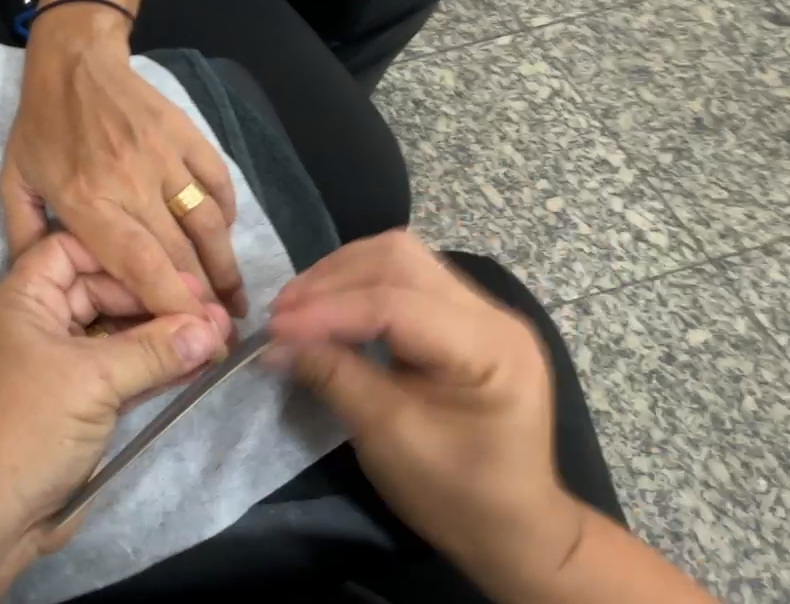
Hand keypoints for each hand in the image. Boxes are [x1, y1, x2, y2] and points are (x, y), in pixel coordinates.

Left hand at [0, 6, 244, 328]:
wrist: (73, 63)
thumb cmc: (41, 127)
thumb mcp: (14, 183)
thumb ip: (25, 237)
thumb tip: (45, 287)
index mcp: (86, 200)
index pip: (138, 263)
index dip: (170, 305)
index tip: (193, 336)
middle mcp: (131, 182)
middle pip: (180, 253)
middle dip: (204, 300)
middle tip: (218, 334)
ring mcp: (164, 156)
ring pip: (208, 223)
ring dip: (225, 266)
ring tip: (234, 301)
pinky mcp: (186, 135)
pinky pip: (218, 183)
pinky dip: (227, 216)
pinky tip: (223, 239)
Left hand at [0, 233, 227, 573]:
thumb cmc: (29, 426)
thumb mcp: (91, 379)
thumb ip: (153, 350)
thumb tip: (212, 327)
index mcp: (27, 296)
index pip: (74, 248)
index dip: (118, 251)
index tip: (170, 262)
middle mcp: (45, 318)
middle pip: (105, 288)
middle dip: (156, 297)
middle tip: (213, 306)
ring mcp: (66, 358)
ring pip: (121, 330)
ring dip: (166, 332)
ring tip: (221, 331)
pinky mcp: (85, 395)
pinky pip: (127, 366)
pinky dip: (160, 364)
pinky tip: (201, 361)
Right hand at [266, 231, 584, 586]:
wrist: (514, 530)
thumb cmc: (457, 494)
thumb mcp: (390, 438)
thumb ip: (334, 377)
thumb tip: (275, 342)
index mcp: (489, 348)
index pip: (395, 303)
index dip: (328, 311)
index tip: (275, 329)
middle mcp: (491, 314)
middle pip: (397, 261)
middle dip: (330, 280)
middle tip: (282, 313)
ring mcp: (479, 310)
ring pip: (396, 258)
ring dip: (339, 275)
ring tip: (297, 306)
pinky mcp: (459, 315)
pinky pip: (401, 276)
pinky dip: (354, 283)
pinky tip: (327, 307)